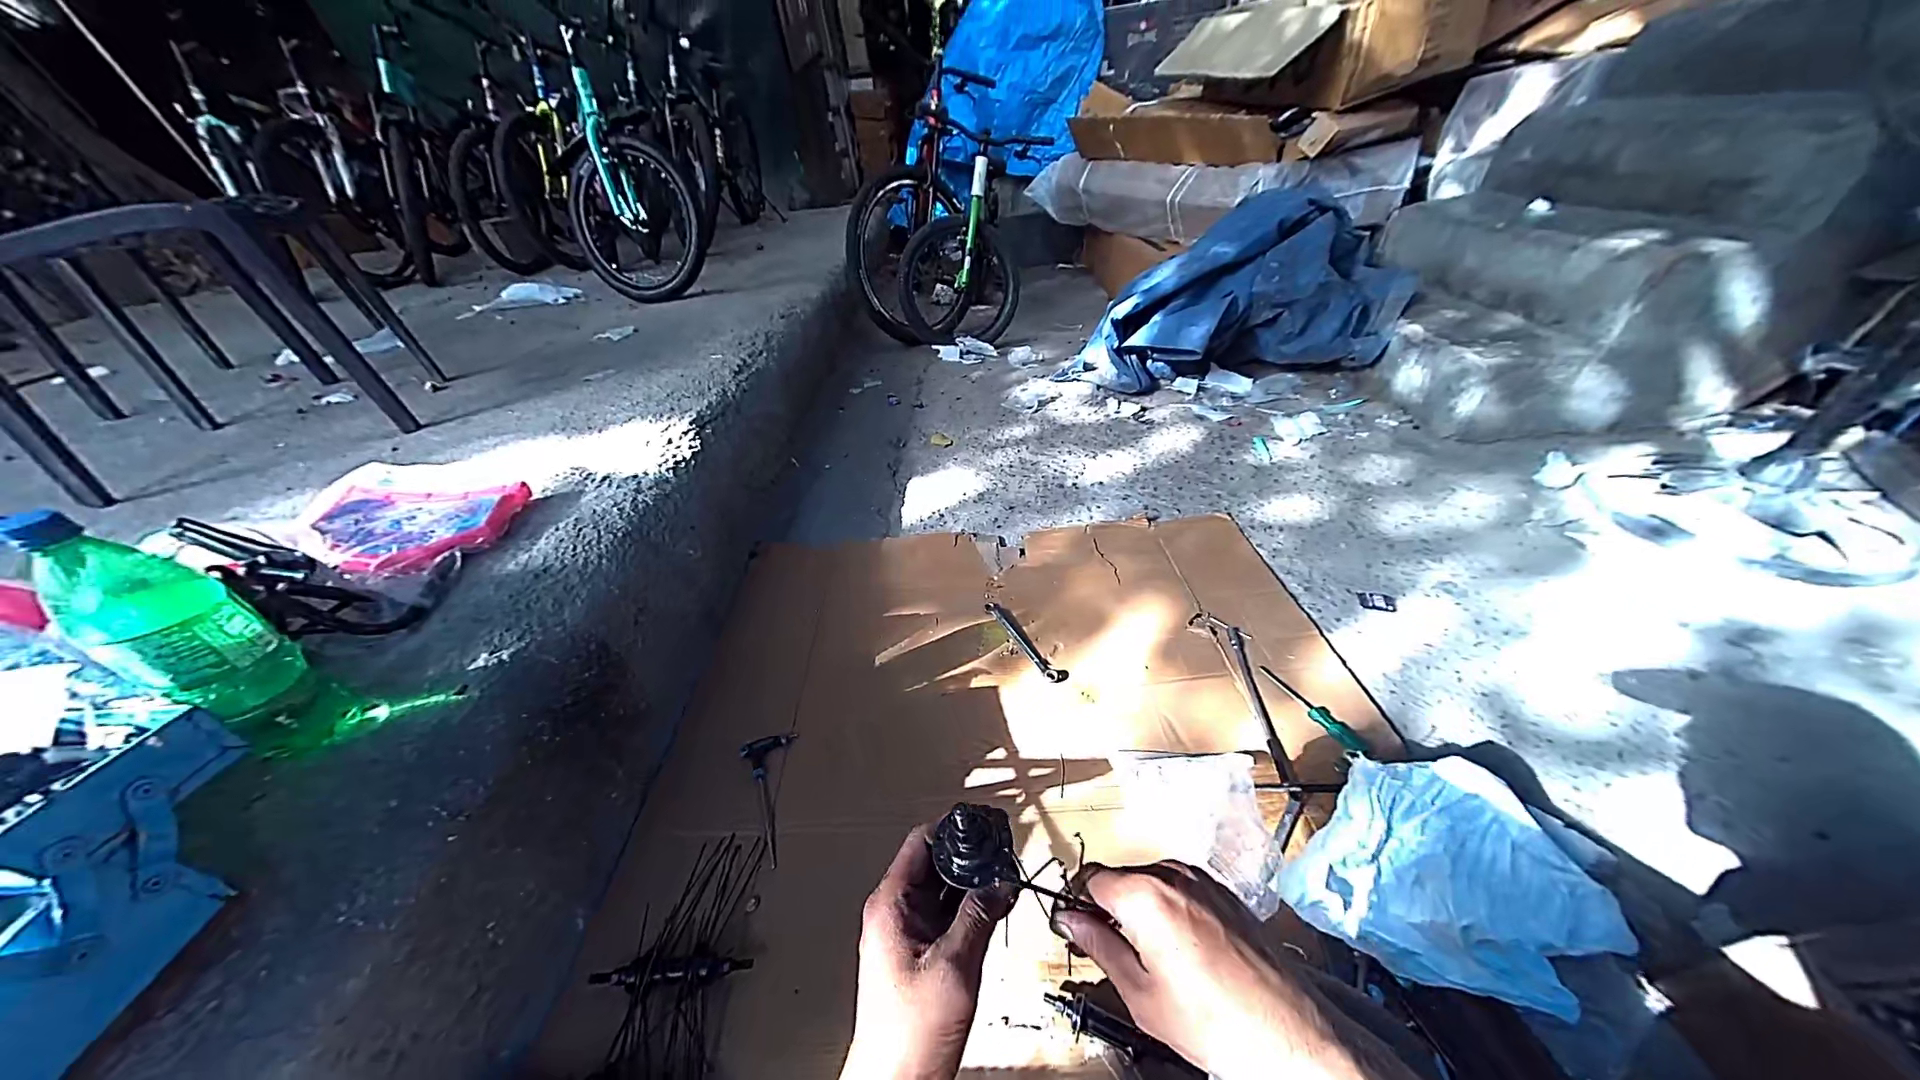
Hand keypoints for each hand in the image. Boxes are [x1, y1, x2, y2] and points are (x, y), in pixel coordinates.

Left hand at [840, 823, 1014, 1079]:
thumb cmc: (907, 1035)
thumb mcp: (954, 966)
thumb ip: (979, 916)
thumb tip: (999, 883)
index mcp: (890, 905)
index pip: (919, 842)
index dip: (950, 828)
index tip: (978, 822)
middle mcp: (894, 912)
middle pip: (933, 863)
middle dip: (967, 855)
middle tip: (998, 849)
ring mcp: (906, 931)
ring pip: (942, 889)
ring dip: (971, 883)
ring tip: (1001, 877)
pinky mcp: (919, 950)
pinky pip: (946, 914)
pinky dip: (969, 907)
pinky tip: (992, 907)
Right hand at [1053, 862, 1417, 1079]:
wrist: (1290, 1037)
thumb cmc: (1217, 1024)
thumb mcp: (1140, 993)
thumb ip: (1098, 946)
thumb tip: (1071, 921)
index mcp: (1145, 895)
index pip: (1090, 878)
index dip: (1078, 903)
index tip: (1075, 925)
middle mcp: (1173, 874)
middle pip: (1120, 876)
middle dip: (1109, 906)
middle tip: (1110, 948)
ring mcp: (1202, 880)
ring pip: (1150, 880)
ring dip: (1140, 907)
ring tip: (1151, 956)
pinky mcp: (1224, 892)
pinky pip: (1180, 887)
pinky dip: (1170, 908)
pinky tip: (1181, 950)